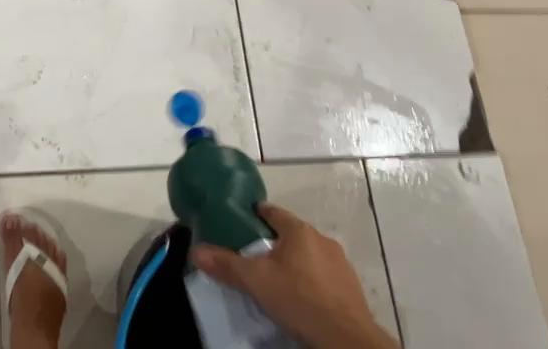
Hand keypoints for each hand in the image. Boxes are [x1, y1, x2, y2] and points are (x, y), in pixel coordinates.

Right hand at [191, 202, 398, 348]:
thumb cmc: (299, 300)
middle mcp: (322, 239)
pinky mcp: (351, 287)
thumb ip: (227, 265)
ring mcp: (340, 263)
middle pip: (290, 234)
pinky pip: (323, 275)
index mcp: (299, 231)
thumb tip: (196, 251)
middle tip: (253, 258)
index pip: (272, 211)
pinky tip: (301, 298)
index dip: (255, 214)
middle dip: (273, 243)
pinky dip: (310, 281)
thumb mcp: (256, 282)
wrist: (347, 341)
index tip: (240, 222)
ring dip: (294, 263)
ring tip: (276, 280)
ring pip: (308, 255)